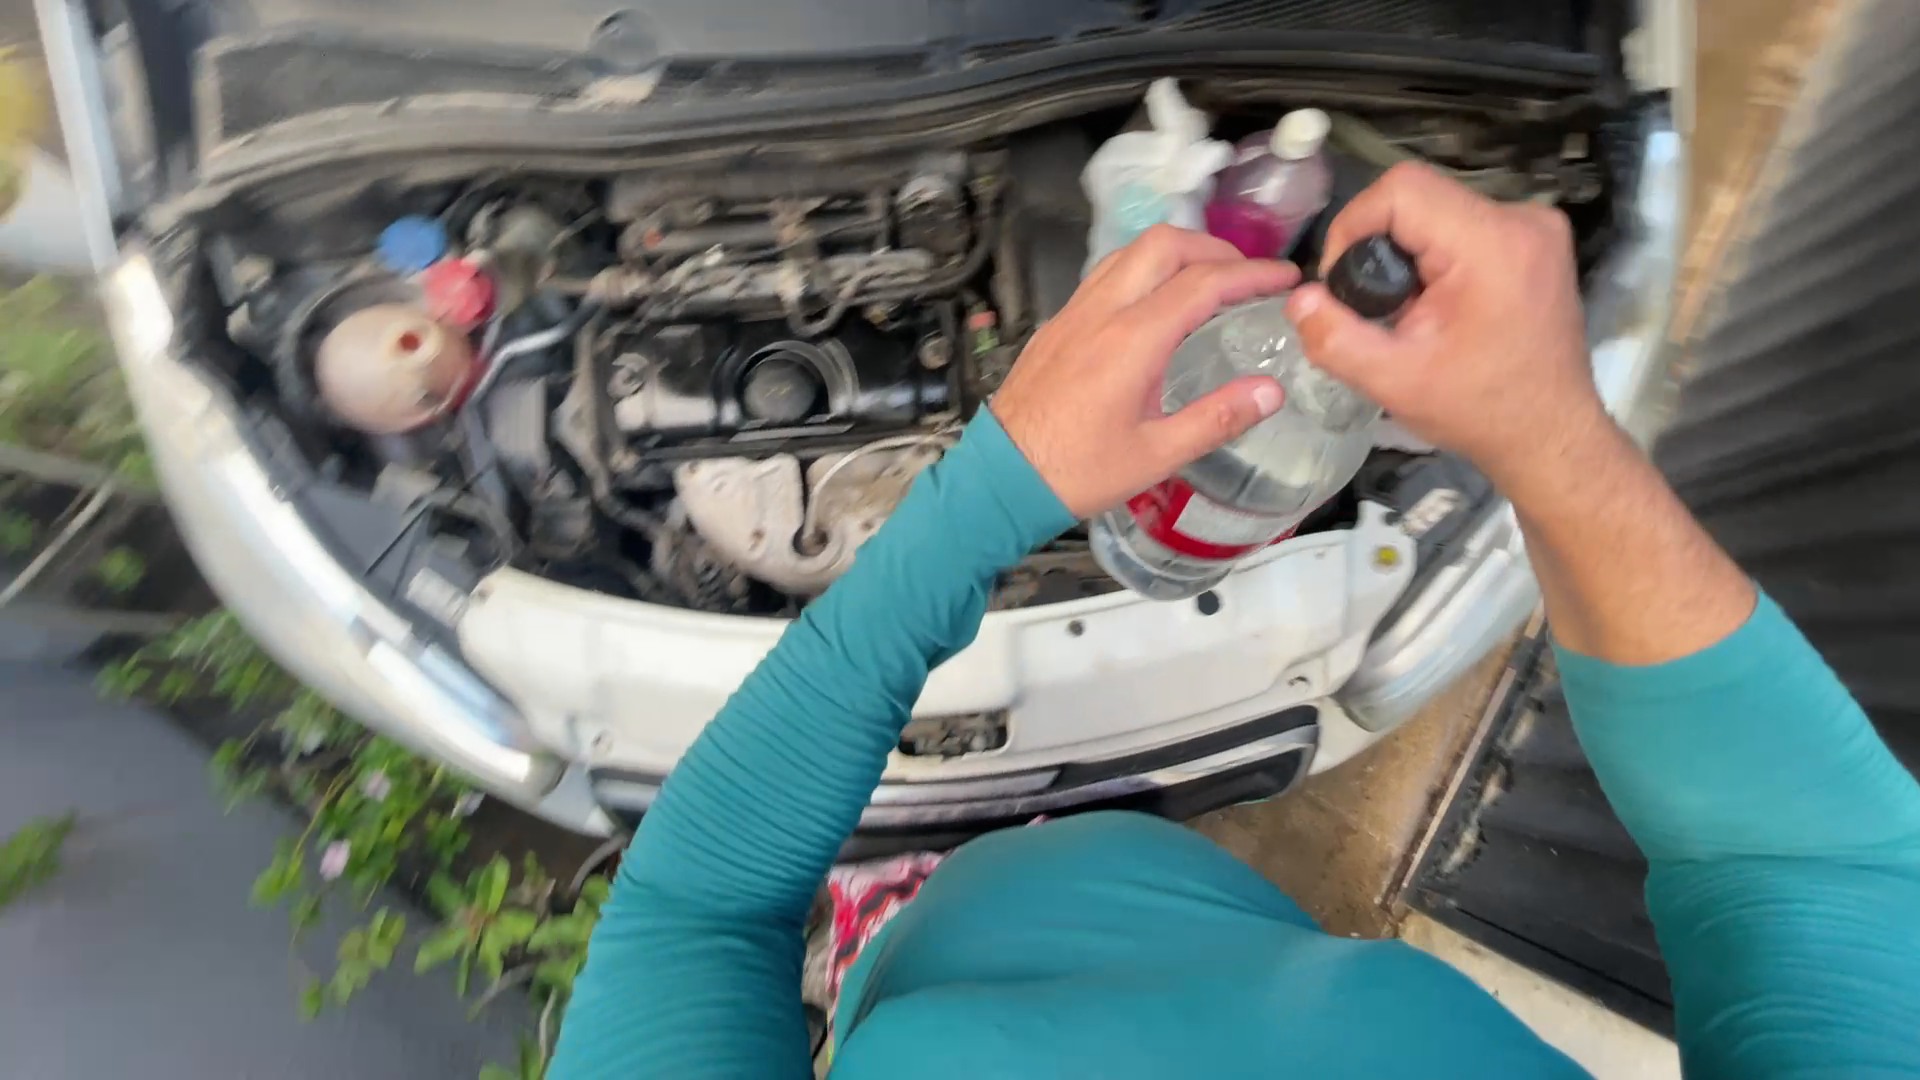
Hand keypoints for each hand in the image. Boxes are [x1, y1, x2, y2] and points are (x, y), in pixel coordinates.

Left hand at [990, 226, 1296, 516]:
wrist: (1001, 478)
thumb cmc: (1077, 472)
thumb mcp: (1155, 456)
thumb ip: (1216, 419)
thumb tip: (1271, 391)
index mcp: (1132, 340)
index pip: (1204, 282)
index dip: (1252, 274)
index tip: (1285, 279)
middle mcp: (1100, 313)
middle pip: (1163, 245)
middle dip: (1213, 249)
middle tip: (1243, 276)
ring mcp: (1070, 316)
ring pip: (1126, 254)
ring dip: (1171, 254)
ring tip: (1200, 282)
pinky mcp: (1053, 329)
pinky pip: (1100, 278)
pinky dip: (1136, 273)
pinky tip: (1148, 307)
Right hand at [1285, 163, 1609, 492]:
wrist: (1545, 432)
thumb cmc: (1474, 409)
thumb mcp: (1390, 382)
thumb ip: (1335, 338)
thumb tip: (1299, 299)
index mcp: (1491, 243)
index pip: (1401, 190)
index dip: (1352, 227)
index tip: (1343, 283)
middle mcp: (1520, 219)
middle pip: (1415, 199)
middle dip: (1373, 249)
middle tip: (1367, 310)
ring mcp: (1531, 228)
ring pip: (1432, 213)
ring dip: (1397, 259)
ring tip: (1397, 315)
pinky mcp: (1530, 242)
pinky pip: (1455, 229)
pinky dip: (1424, 262)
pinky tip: (1425, 308)